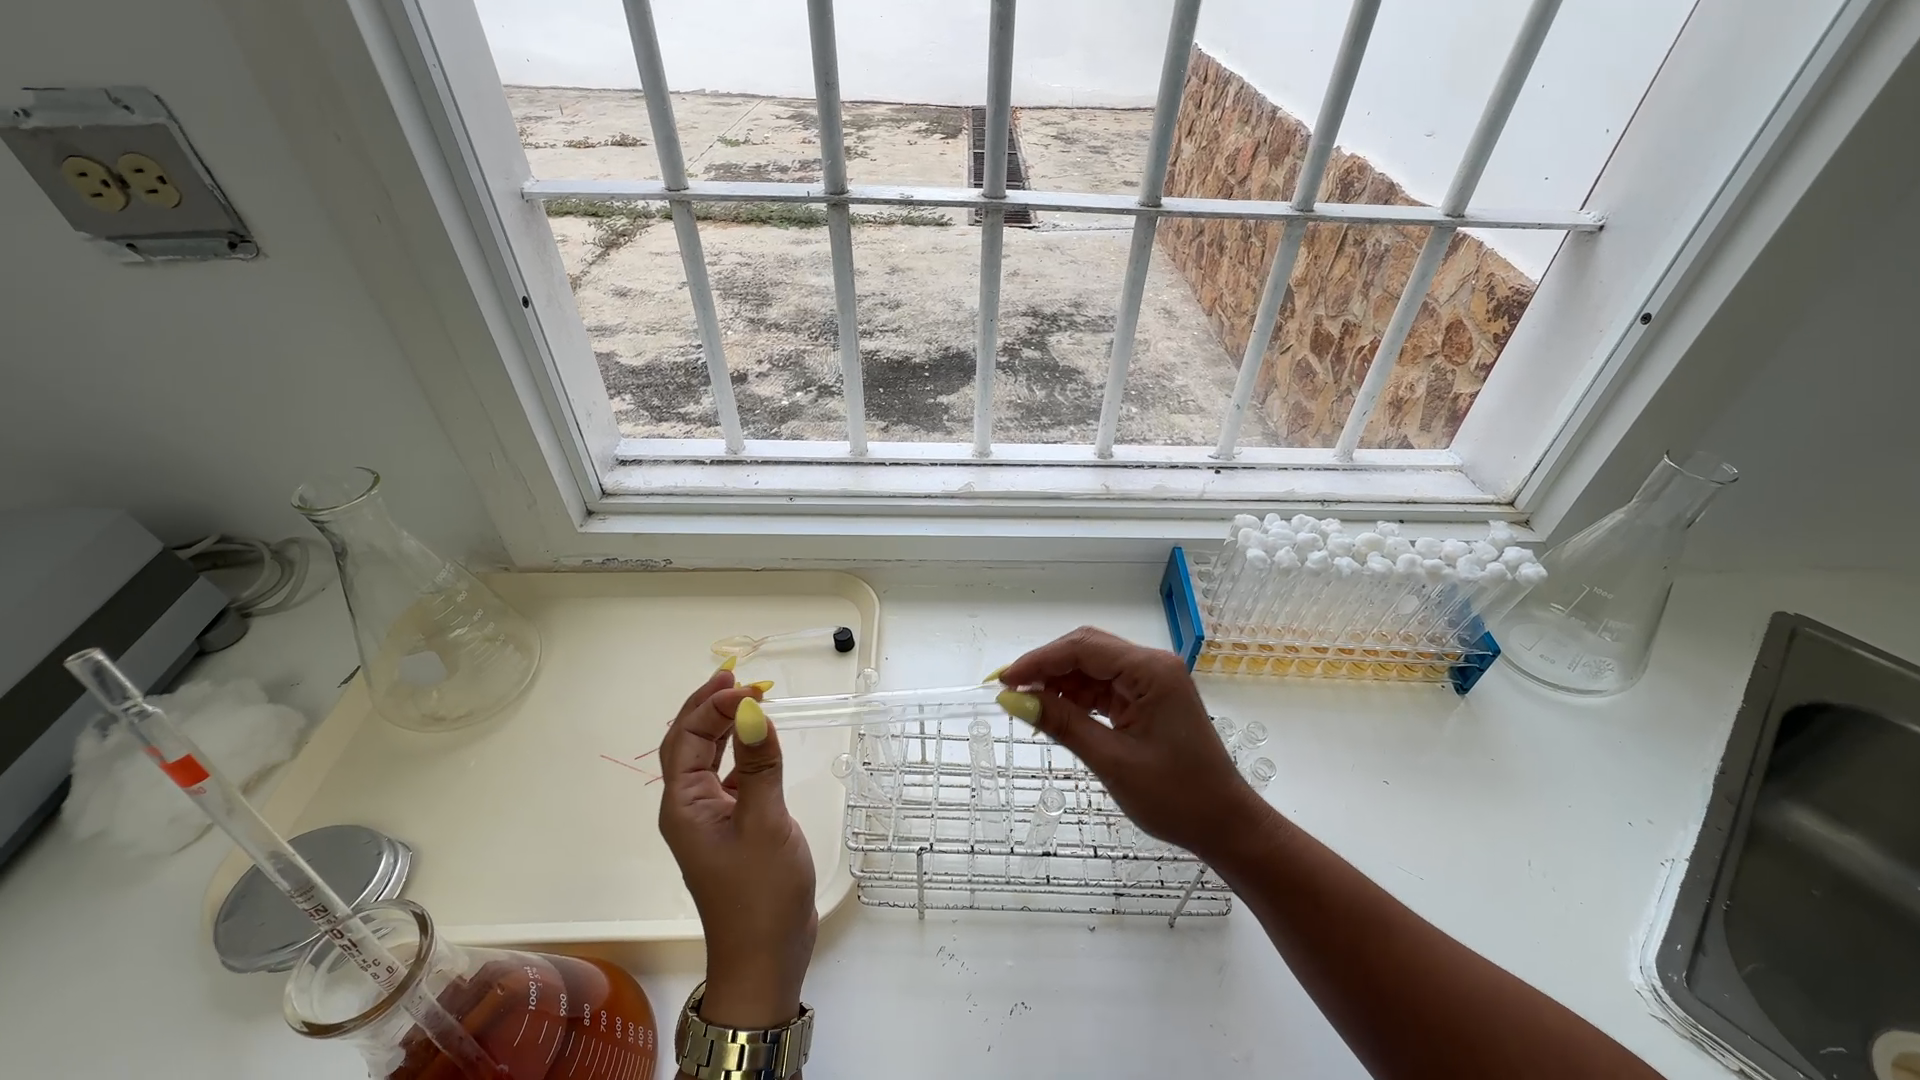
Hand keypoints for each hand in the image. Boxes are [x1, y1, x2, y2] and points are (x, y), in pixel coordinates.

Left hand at [658, 669, 816, 1028]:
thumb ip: (760, 764)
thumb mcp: (765, 823)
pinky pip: (729, 780)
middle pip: (689, 745)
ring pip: (708, 761)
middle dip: (708, 708)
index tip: (747, 686)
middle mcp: (689, 808)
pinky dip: (741, 754)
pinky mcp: (732, 830)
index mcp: (684, 806)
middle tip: (736, 676)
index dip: (711, 706)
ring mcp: (709, 820)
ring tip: (744, 698)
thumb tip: (753, 711)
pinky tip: (759, 743)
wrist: (766, 959)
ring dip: (723, 727)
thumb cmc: (760, 894)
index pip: (686, 739)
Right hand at [995, 627, 1271, 861]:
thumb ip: (1063, 724)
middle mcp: (1153, 666)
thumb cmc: (1176, 797)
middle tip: (1009, 691)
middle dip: (1046, 667)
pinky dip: (1077, 698)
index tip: (1003, 681)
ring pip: (1093, 669)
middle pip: (1088, 650)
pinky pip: (1104, 688)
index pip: (1083, 649)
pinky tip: (1053, 712)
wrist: (1226, 825)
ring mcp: (1153, 682)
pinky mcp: (1149, 701)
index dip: (1039, 661)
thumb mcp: (1112, 761)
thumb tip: (1014, 701)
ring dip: (1059, 683)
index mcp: (1151, 671)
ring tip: (1025, 705)